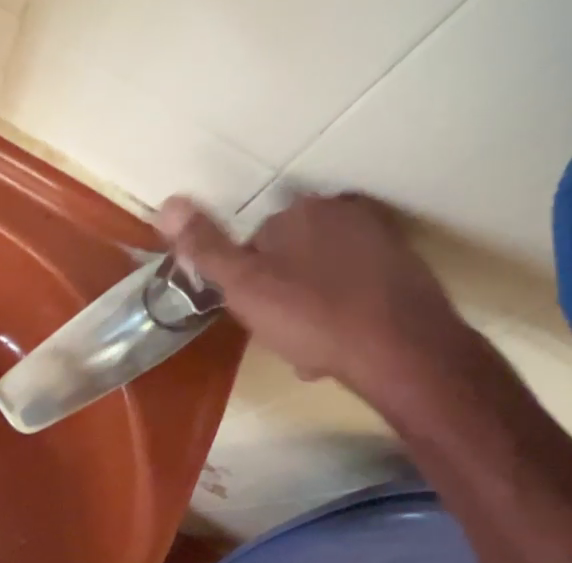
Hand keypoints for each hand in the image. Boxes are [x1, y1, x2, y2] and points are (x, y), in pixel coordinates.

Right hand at [157, 194, 488, 399]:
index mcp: (296, 213)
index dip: (248, 283)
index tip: (251, 314)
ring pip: (325, 274)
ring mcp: (377, 238)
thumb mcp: (244, 288)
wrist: (397, 347)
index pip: (255, 243)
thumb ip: (206, 250)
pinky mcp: (404, 266)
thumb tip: (167, 204)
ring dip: (312, 305)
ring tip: (312, 348)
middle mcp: (340, 212)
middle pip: (292, 256)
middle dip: (283, 291)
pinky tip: (341, 344)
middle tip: (281, 333)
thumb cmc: (312, 318)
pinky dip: (344, 311)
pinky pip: (356, 287)